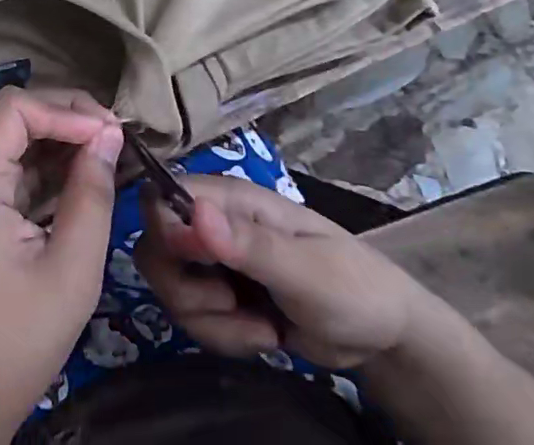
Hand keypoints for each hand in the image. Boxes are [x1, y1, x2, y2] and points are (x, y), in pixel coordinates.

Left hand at [0, 88, 124, 443]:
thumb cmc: (17, 338)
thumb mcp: (72, 267)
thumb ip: (93, 193)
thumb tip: (110, 135)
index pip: (16, 108)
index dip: (66, 111)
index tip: (110, 134)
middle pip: (11, 116)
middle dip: (65, 118)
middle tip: (114, 138)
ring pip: (11, 137)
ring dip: (58, 139)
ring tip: (105, 154)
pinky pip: (7, 166)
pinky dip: (44, 164)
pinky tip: (79, 176)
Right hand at [133, 174, 424, 368]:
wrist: (378, 336)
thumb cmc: (352, 287)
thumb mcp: (306, 270)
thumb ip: (250, 244)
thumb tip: (195, 213)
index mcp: (232, 200)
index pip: (161, 196)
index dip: (165, 232)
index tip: (199, 265)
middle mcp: (213, 224)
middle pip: (155, 248)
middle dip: (185, 290)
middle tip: (228, 304)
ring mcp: (213, 262)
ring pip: (170, 289)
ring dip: (211, 322)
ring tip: (261, 328)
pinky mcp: (218, 298)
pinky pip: (190, 319)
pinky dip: (222, 337)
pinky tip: (263, 336)